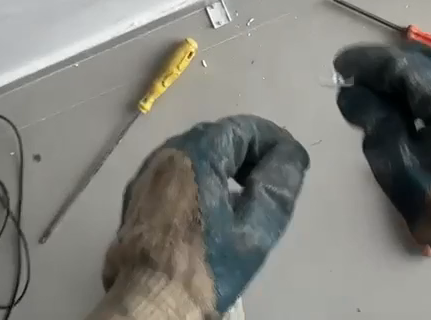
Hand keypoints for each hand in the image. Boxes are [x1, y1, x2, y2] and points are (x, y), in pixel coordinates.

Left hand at [90, 115, 309, 319]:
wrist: (146, 303)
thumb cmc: (202, 269)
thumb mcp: (252, 232)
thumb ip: (276, 186)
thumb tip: (291, 154)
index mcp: (196, 151)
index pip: (244, 128)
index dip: (273, 141)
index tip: (292, 162)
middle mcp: (168, 150)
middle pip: (219, 137)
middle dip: (251, 152)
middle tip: (273, 179)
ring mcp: (149, 171)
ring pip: (197, 152)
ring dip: (226, 165)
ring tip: (248, 193)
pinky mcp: (138, 193)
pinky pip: (177, 171)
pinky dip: (201, 177)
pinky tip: (213, 206)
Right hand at [332, 42, 430, 240]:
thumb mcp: (394, 161)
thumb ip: (371, 117)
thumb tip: (351, 90)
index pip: (403, 66)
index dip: (368, 62)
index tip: (340, 65)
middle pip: (420, 61)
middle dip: (384, 64)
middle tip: (353, 73)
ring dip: (400, 72)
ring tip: (371, 83)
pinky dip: (417, 84)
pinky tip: (397, 97)